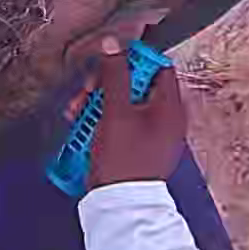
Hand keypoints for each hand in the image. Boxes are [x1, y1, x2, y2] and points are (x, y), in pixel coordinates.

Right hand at [75, 36, 187, 188]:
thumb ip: (114, 75)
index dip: (133, 60)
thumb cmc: (124, 159)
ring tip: (78, 112)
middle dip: (105, 85)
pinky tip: (81, 125)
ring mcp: (148, 133)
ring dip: (96, 102)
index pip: (157, 66)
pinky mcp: (132, 145)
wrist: (119, 205)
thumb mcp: (116, 111)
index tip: (109, 62)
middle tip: (88, 92)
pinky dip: (98, 120)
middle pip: (135, 84)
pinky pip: (116, 121)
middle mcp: (163, 118)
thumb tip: (112, 44)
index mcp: (170, 107)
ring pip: (121, 102)